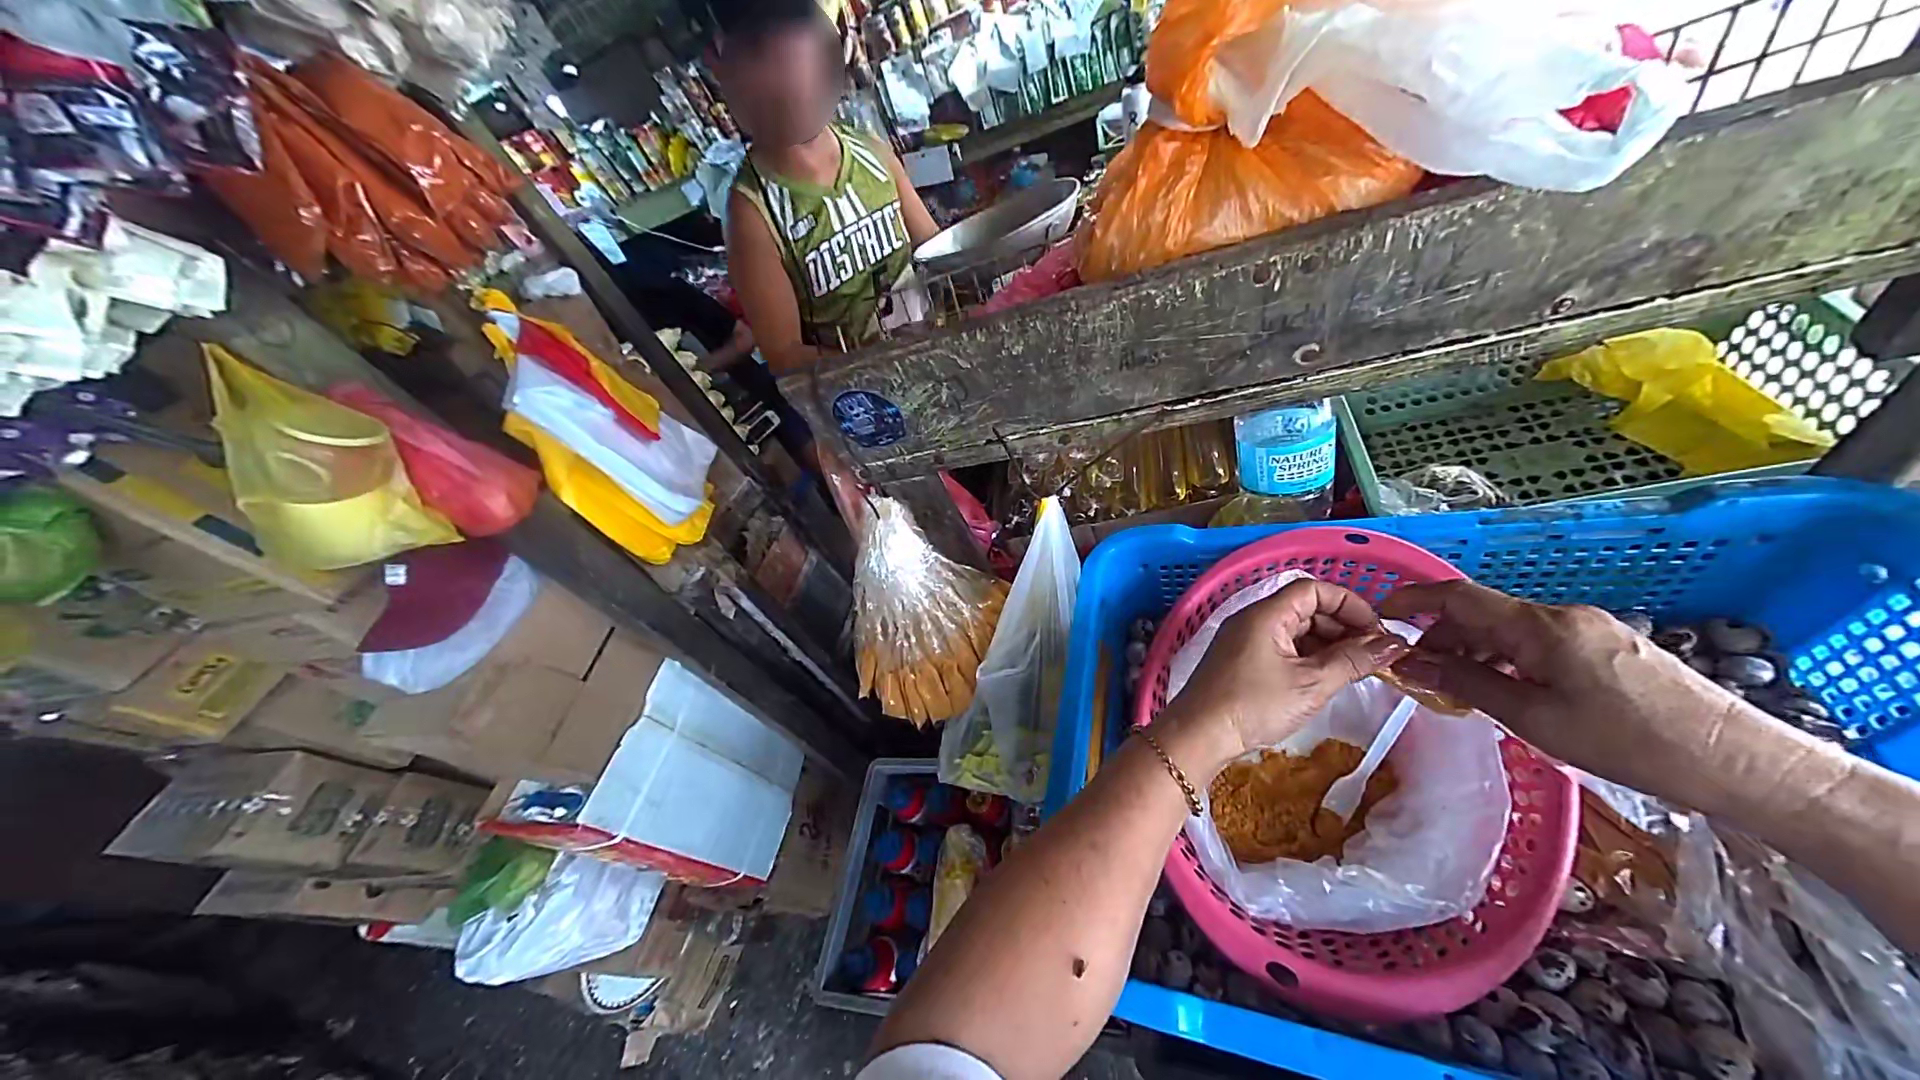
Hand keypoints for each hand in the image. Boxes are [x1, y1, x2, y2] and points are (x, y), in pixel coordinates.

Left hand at [1156, 578, 1408, 782]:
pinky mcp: (1241, 660)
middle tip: (1372, 654)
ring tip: (1354, 669)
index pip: (1313, 589)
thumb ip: (1354, 660)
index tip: (1376, 631)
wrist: (1199, 733)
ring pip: (1295, 629)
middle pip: (1305, 607)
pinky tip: (1325, 677)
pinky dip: (1307, 656)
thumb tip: (1393, 644)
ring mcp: (1244, 640)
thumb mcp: (1312, 683)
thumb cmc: (1253, 705)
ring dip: (1327, 643)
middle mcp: (1252, 620)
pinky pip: (1282, 646)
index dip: (1349, 604)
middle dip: (1342, 626)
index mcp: (1266, 614)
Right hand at [1378, 580, 1778, 807]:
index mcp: (1540, 626)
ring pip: (1510, 628)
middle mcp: (1562, 615)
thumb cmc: (1628, 742)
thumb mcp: (1533, 717)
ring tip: (1462, 687)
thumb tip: (1411, 664)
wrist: (1742, 764)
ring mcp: (1590, 628)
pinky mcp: (1609, 645)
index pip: (1459, 597)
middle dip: (1442, 637)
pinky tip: (1508, 687)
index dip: (1413, 598)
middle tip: (1420, 673)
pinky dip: (1508, 657)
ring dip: (1475, 650)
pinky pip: (1539, 640)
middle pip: (1483, 613)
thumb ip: (1467, 683)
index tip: (1379, 614)